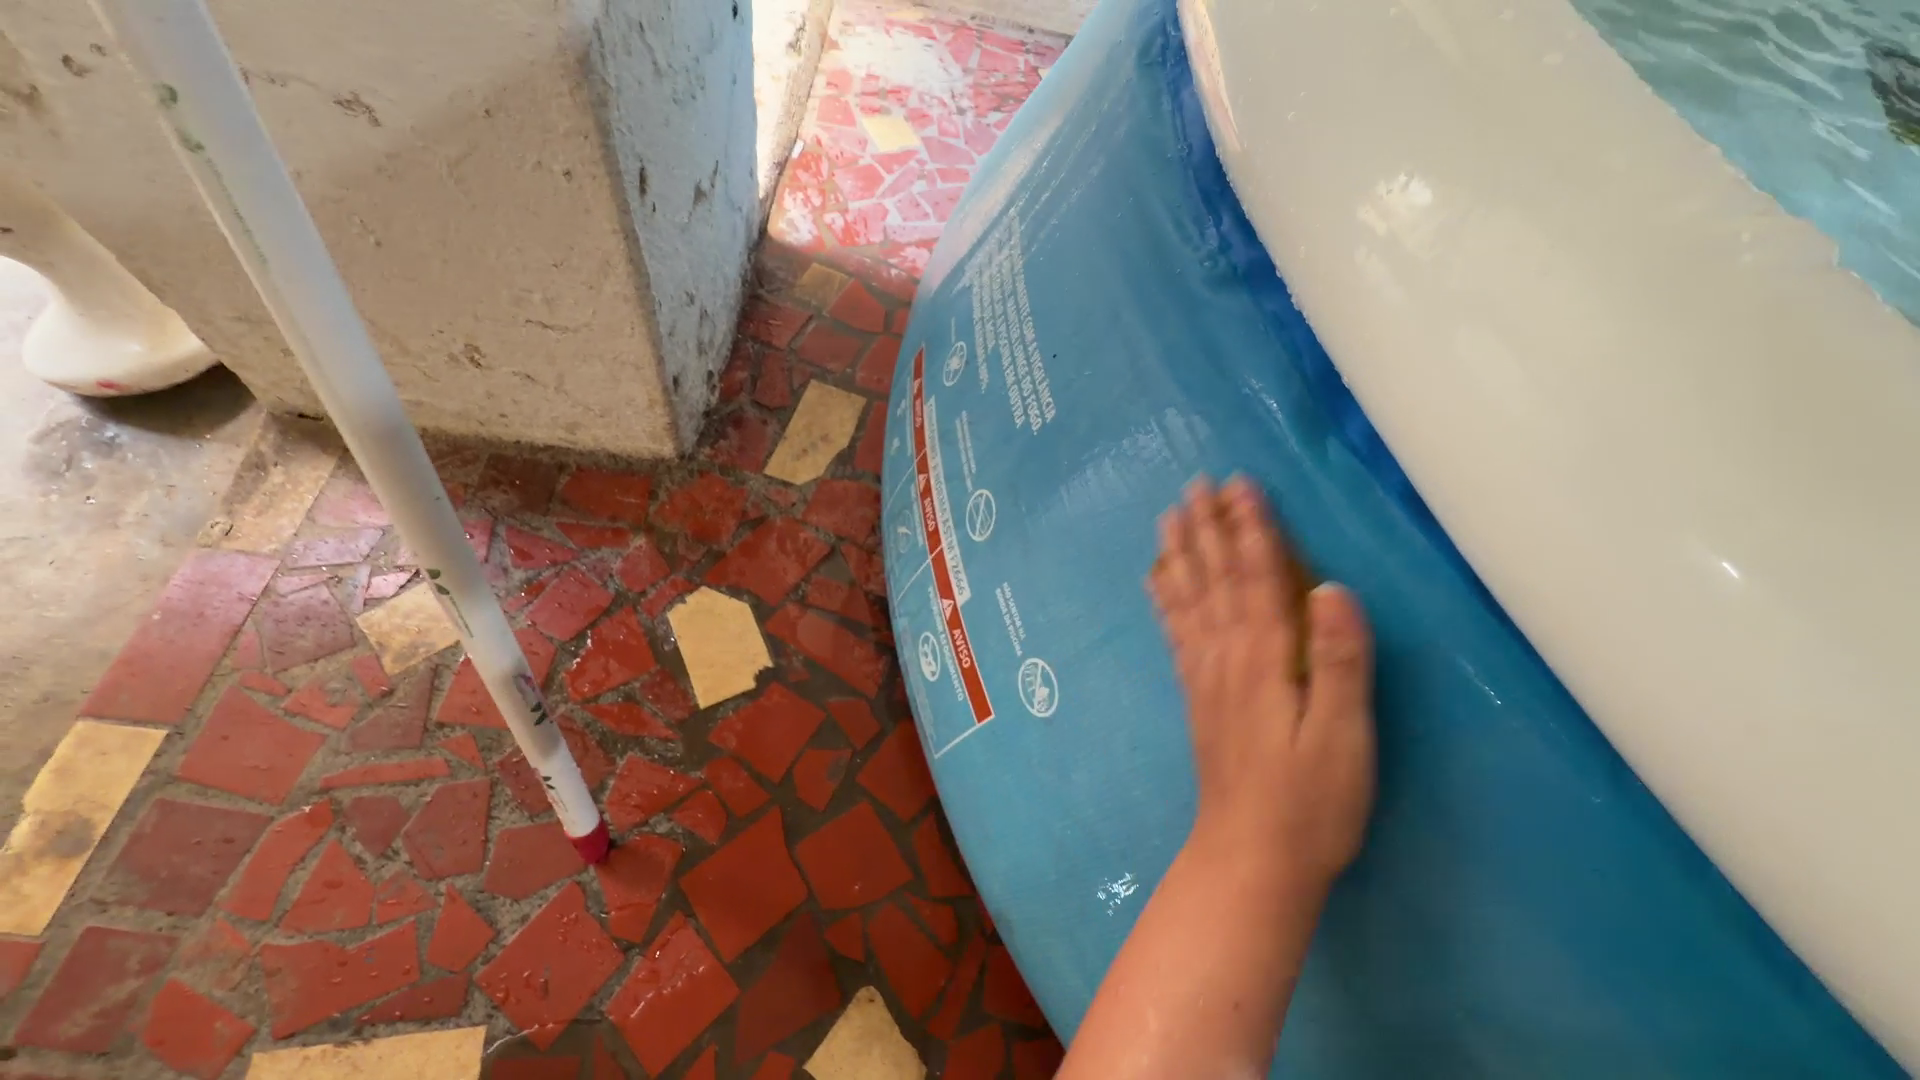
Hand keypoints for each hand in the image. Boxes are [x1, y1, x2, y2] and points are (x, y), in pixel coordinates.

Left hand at [1147, 475, 1376, 893]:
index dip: (1251, 529)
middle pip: (1216, 578)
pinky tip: (1158, 584)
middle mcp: (1227, 656)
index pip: (1258, 578)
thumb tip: (1331, 587)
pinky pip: (1177, 634)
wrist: (1252, 857)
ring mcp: (1205, 677)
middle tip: (1195, 482)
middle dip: (1208, 527)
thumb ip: (1340, 660)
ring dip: (1181, 554)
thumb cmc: (1311, 801)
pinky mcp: (1197, 698)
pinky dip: (1166, 601)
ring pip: (1190, 599)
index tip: (1240, 484)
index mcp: (1266, 658)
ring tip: (1170, 516)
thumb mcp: (1344, 735)